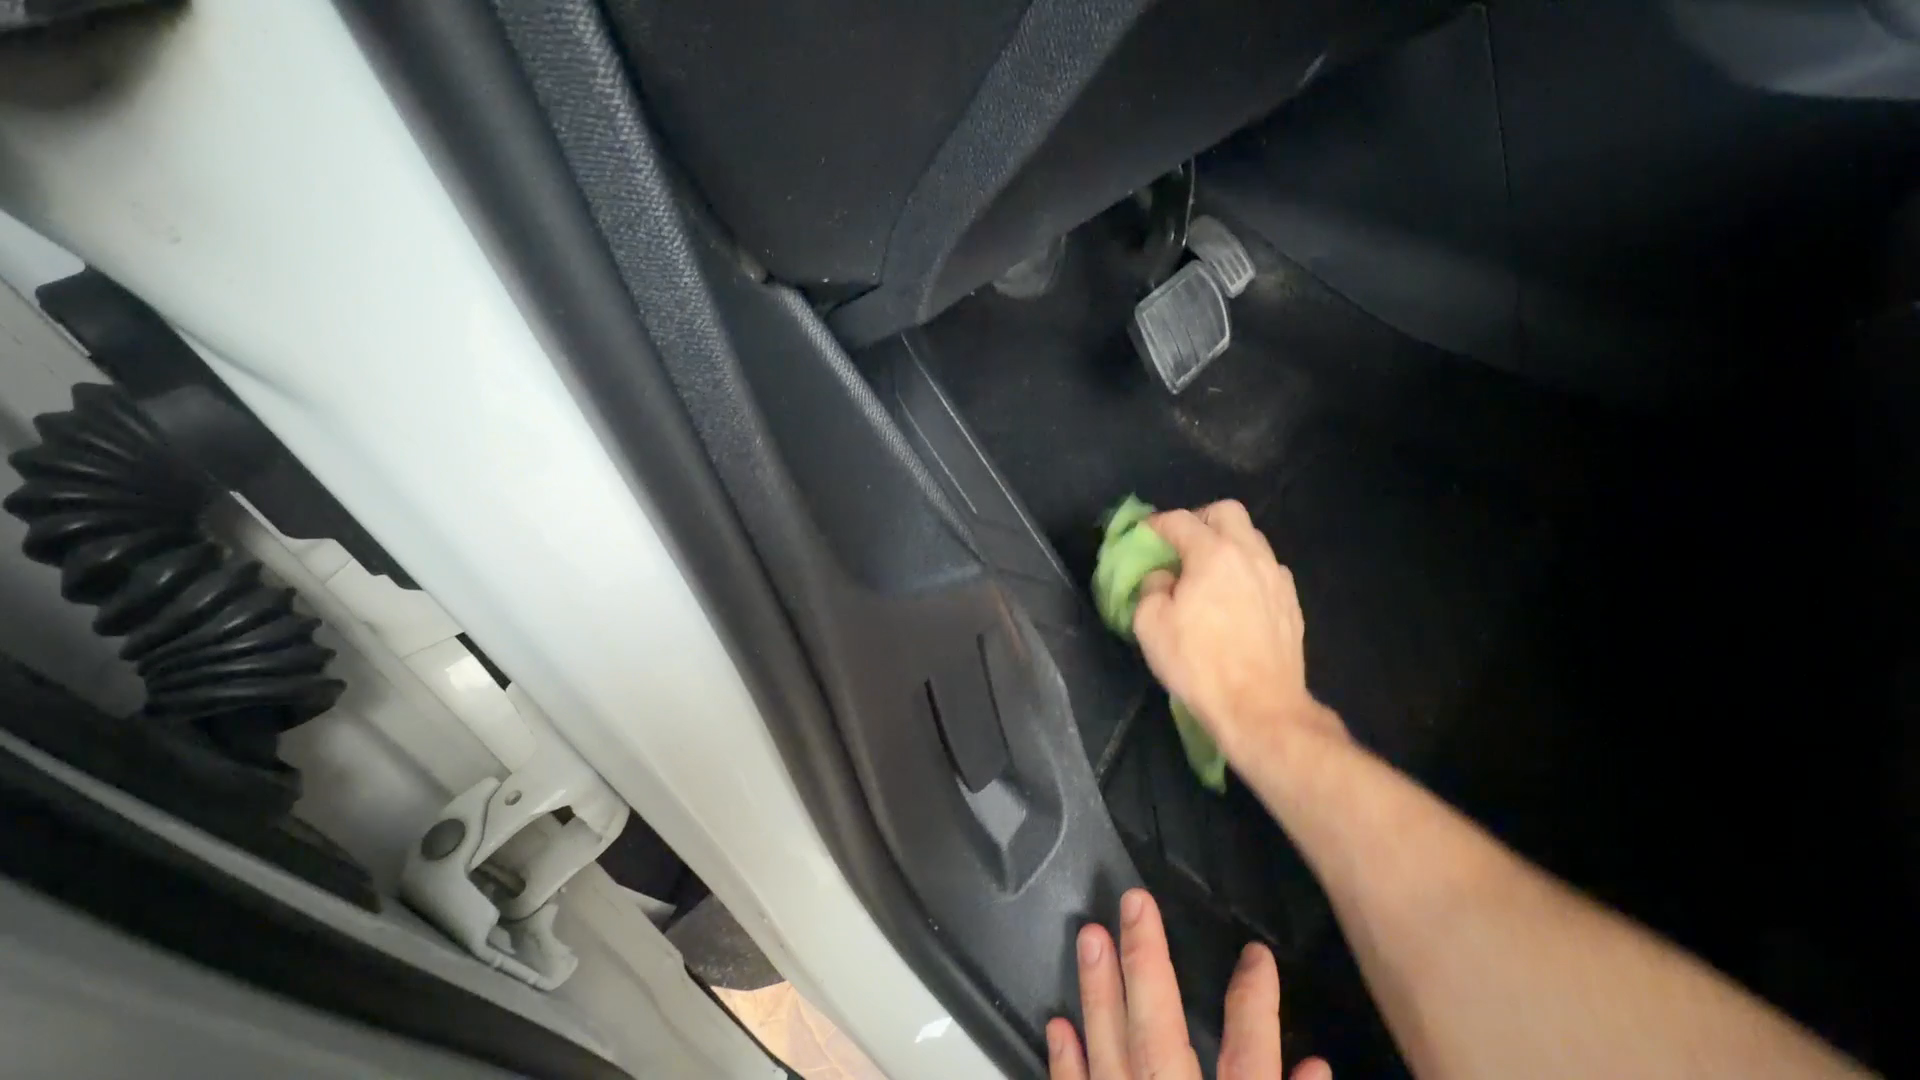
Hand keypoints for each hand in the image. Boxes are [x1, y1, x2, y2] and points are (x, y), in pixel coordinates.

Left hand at [1048, 888, 1329, 1079]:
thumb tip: (1315, 1066)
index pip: (1250, 1049)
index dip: (1255, 998)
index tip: (1257, 953)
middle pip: (1159, 1033)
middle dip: (1146, 964)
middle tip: (1133, 902)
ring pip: (1110, 1052)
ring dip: (1098, 994)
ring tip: (1090, 936)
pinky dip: (1066, 1063)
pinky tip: (1058, 1024)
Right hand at [1133, 500, 1342, 762]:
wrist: (1259, 707)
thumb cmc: (1199, 664)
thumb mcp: (1151, 626)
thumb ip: (1151, 589)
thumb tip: (1162, 578)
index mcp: (1213, 554)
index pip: (1180, 520)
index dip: (1156, 524)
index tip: (1143, 534)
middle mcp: (1250, 555)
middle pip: (1227, 512)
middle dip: (1200, 519)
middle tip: (1181, 544)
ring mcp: (1276, 577)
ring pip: (1252, 538)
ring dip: (1227, 544)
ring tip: (1208, 571)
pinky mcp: (1291, 602)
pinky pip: (1267, 568)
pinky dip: (1246, 570)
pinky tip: (1235, 597)